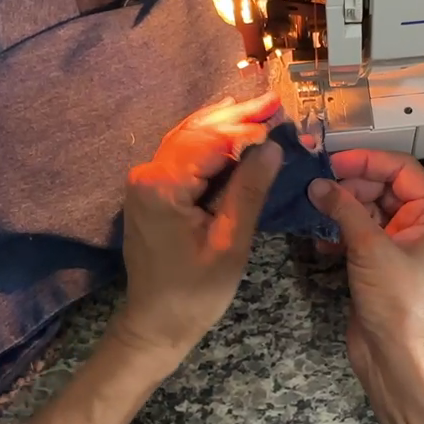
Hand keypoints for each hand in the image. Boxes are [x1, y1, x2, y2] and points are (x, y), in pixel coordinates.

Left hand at [116, 94, 284, 360]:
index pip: (210, 141)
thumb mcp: (230, 242)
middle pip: (196, 133)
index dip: (246, 125)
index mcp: (163, 186)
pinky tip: (225, 128)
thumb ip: (248, 190)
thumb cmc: (195, 291)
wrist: (155, 324)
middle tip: (272, 100)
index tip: (278, 111)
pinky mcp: (149, 192)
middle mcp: (147, 175)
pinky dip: (206, 142)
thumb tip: (272, 146)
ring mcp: (144, 182)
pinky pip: (180, 156)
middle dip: (235, 117)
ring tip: (256, 107)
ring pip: (187, 140)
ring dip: (222, 125)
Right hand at [305, 149, 423, 384]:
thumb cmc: (397, 303)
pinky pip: (356, 233)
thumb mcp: (370, 249)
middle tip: (316, 187)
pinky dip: (338, 232)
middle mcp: (419, 224)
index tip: (332, 161)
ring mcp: (397, 244)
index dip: (367, 160)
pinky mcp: (377, 263)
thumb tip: (317, 184)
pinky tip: (320, 239)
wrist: (396, 359)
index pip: (401, 169)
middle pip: (381, 187)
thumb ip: (343, 210)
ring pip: (365, 209)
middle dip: (349, 185)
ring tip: (313, 209)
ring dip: (339, 209)